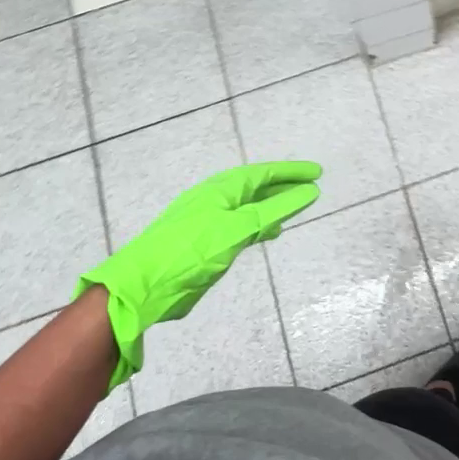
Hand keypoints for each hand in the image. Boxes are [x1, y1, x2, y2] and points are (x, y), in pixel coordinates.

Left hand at [75, 161, 320, 389]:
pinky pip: (238, 223)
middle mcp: (214, 199)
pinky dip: (257, 224)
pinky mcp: (202, 242)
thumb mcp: (236, 231)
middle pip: (254, 186)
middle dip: (282, 185)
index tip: (317, 173)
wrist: (141, 287)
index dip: (290, 172)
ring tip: (292, 211)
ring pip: (246, 206)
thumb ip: (273, 213)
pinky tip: (265, 235)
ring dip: (270, 205)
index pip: (262, 173)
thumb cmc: (190, 253)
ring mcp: (206, 220)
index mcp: (220, 190)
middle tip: (310, 187)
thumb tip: (309, 192)